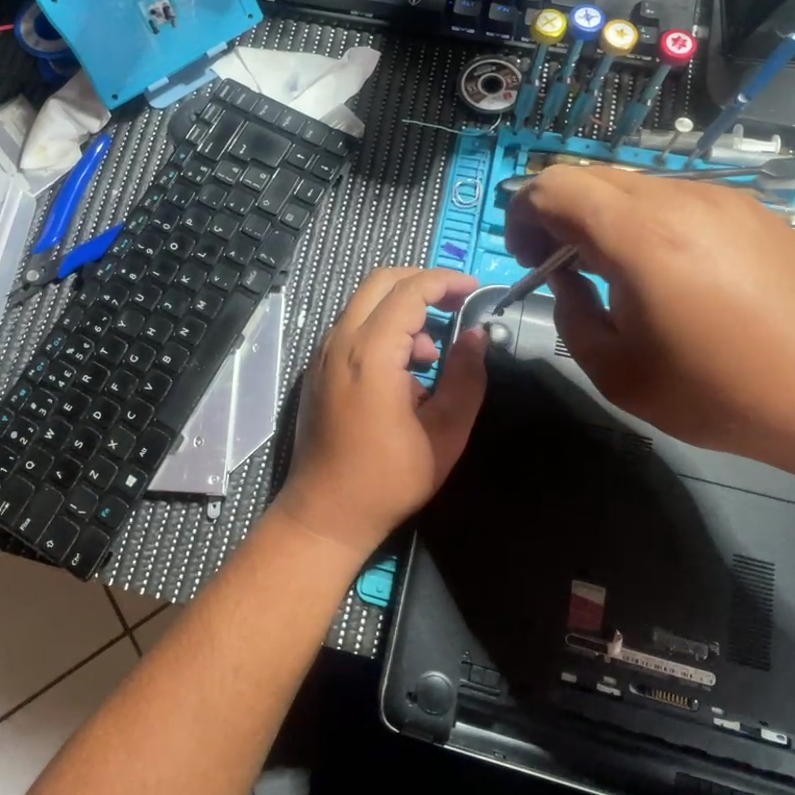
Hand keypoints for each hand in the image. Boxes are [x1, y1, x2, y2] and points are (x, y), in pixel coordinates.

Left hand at [275, 268, 489, 556]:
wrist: (325, 513)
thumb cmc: (388, 479)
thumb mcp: (445, 433)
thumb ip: (466, 378)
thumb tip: (476, 336)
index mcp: (370, 354)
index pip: (410, 292)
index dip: (447, 282)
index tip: (477, 290)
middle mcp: (340, 342)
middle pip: (381, 283)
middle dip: (423, 284)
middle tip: (457, 305)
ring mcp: (323, 354)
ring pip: (364, 304)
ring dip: (403, 311)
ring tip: (433, 356)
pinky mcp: (318, 369)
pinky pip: (352, 328)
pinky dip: (383, 329)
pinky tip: (405, 372)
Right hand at [505, 166, 794, 472]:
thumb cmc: (728, 394)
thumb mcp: (620, 374)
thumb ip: (572, 316)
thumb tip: (567, 281)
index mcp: (639, 235)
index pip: (552, 186)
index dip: (521, 215)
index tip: (526, 261)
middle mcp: (679, 199)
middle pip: (589, 177)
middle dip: (557, 215)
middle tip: (561, 269)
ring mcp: (724, 201)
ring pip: (634, 187)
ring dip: (603, 220)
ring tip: (617, 279)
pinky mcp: (756, 214)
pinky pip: (678, 202)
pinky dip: (647, 224)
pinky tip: (671, 278)